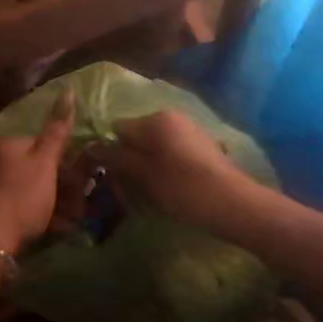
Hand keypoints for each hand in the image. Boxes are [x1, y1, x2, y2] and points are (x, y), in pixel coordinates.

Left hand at [0, 93, 74, 252]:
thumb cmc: (22, 196)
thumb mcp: (45, 162)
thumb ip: (57, 131)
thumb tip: (67, 91)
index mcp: (6, 145)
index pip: (41, 144)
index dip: (65, 161)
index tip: (84, 178)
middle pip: (38, 168)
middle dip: (63, 185)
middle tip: (81, 201)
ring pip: (33, 189)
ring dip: (57, 202)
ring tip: (73, 218)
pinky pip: (24, 206)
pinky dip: (43, 214)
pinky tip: (59, 227)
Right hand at [96, 111, 254, 226]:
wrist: (232, 204)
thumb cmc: (181, 188)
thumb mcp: (142, 174)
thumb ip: (115, 158)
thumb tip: (90, 146)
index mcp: (154, 120)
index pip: (116, 130)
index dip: (109, 152)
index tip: (108, 177)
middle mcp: (171, 117)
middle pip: (135, 137)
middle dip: (126, 161)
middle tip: (125, 190)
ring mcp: (188, 131)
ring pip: (151, 147)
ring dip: (143, 167)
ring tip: (146, 193)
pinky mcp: (200, 147)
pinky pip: (168, 153)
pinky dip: (160, 168)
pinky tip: (165, 188)